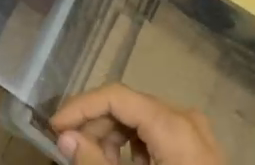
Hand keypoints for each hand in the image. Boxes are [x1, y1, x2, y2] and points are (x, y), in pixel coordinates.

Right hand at [50, 84, 224, 164]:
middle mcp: (186, 119)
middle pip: (129, 107)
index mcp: (172, 125)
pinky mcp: (199, 150)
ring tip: (98, 163)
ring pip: (142, 121)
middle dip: (96, 127)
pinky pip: (159, 135)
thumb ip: (95, 163)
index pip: (116, 96)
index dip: (80, 108)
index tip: (54, 129)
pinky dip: (136, 148)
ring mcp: (196, 134)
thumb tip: (66, 137)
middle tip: (71, 151)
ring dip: (114, 139)